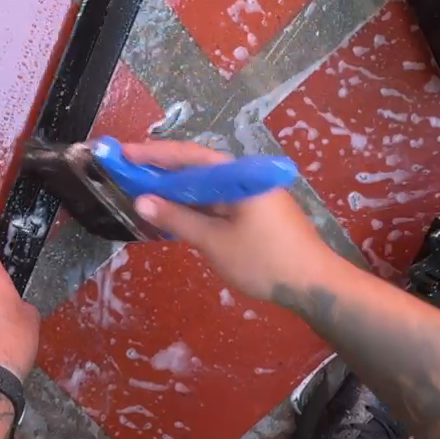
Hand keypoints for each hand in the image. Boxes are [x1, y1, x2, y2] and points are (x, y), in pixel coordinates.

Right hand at [124, 140, 338, 302]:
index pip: (190, 156)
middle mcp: (246, 178)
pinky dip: (193, 205)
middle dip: (161, 170)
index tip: (124, 153)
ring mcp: (252, 195)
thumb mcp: (215, 242)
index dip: (154, 154)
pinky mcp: (254, 213)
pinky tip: (172, 213)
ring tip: (141, 191)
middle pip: (197, 168)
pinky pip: (216, 202)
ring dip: (176, 190)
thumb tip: (142, 201)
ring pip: (206, 186)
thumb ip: (177, 219)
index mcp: (240, 176)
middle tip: (127, 171)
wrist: (315, 286)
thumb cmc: (265, 261)